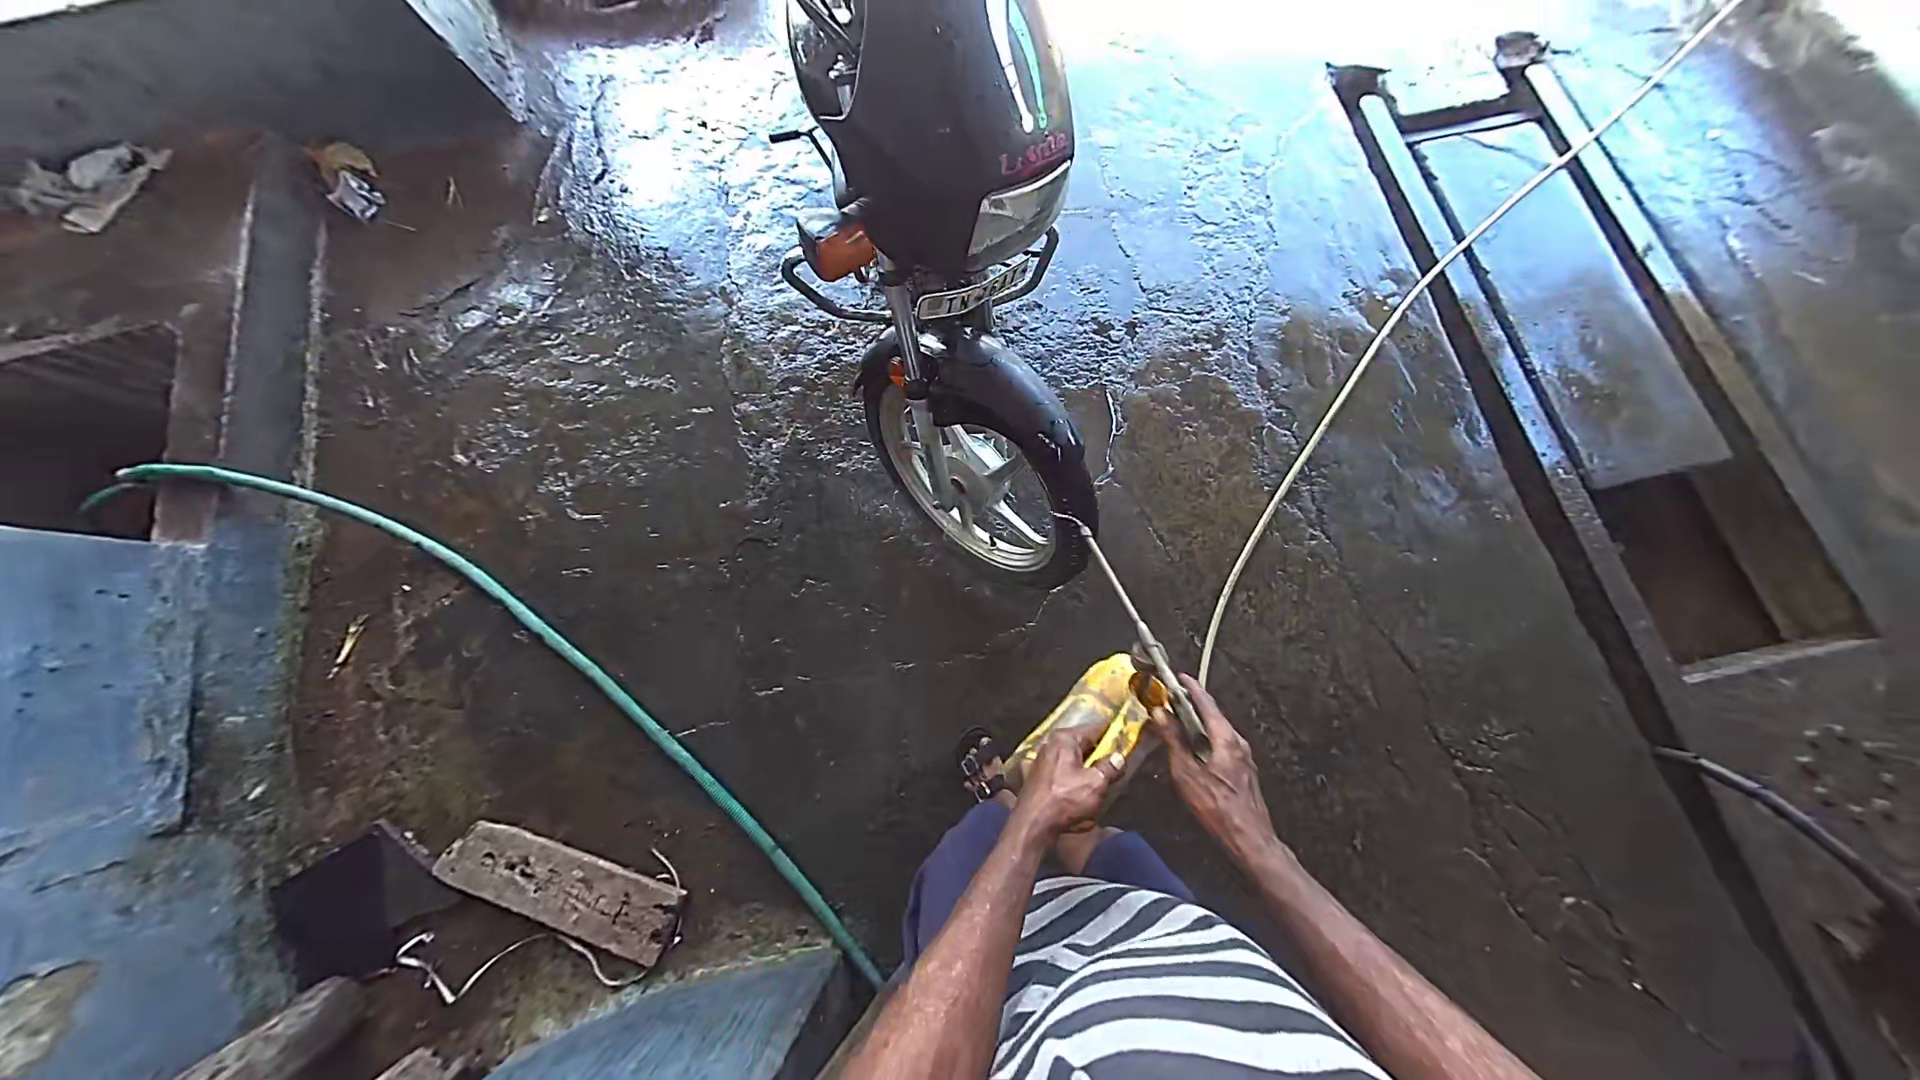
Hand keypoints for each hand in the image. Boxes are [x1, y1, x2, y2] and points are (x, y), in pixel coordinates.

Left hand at [1010, 726, 1122, 841]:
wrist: (1033, 823)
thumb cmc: (1065, 799)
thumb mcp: (1095, 783)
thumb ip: (1110, 768)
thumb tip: (1119, 757)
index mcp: (1065, 739)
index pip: (1093, 728)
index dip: (1111, 732)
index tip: (1125, 735)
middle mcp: (1052, 744)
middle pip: (1082, 742)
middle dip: (1100, 750)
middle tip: (1118, 758)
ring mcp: (1044, 759)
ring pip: (1073, 757)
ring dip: (1089, 764)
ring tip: (1106, 773)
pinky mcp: (1041, 775)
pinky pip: (1065, 768)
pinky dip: (1077, 773)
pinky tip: (1086, 785)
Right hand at [1154, 674, 1280, 862]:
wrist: (1250, 841)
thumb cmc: (1218, 809)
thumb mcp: (1186, 773)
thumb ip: (1173, 740)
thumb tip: (1161, 714)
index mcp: (1226, 739)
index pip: (1207, 703)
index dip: (1191, 688)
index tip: (1178, 677)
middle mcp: (1238, 743)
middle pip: (1213, 715)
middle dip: (1192, 704)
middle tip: (1172, 697)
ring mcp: (1243, 757)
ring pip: (1217, 730)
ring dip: (1197, 723)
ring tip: (1177, 720)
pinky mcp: (1242, 770)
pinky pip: (1221, 744)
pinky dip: (1204, 738)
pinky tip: (1192, 748)